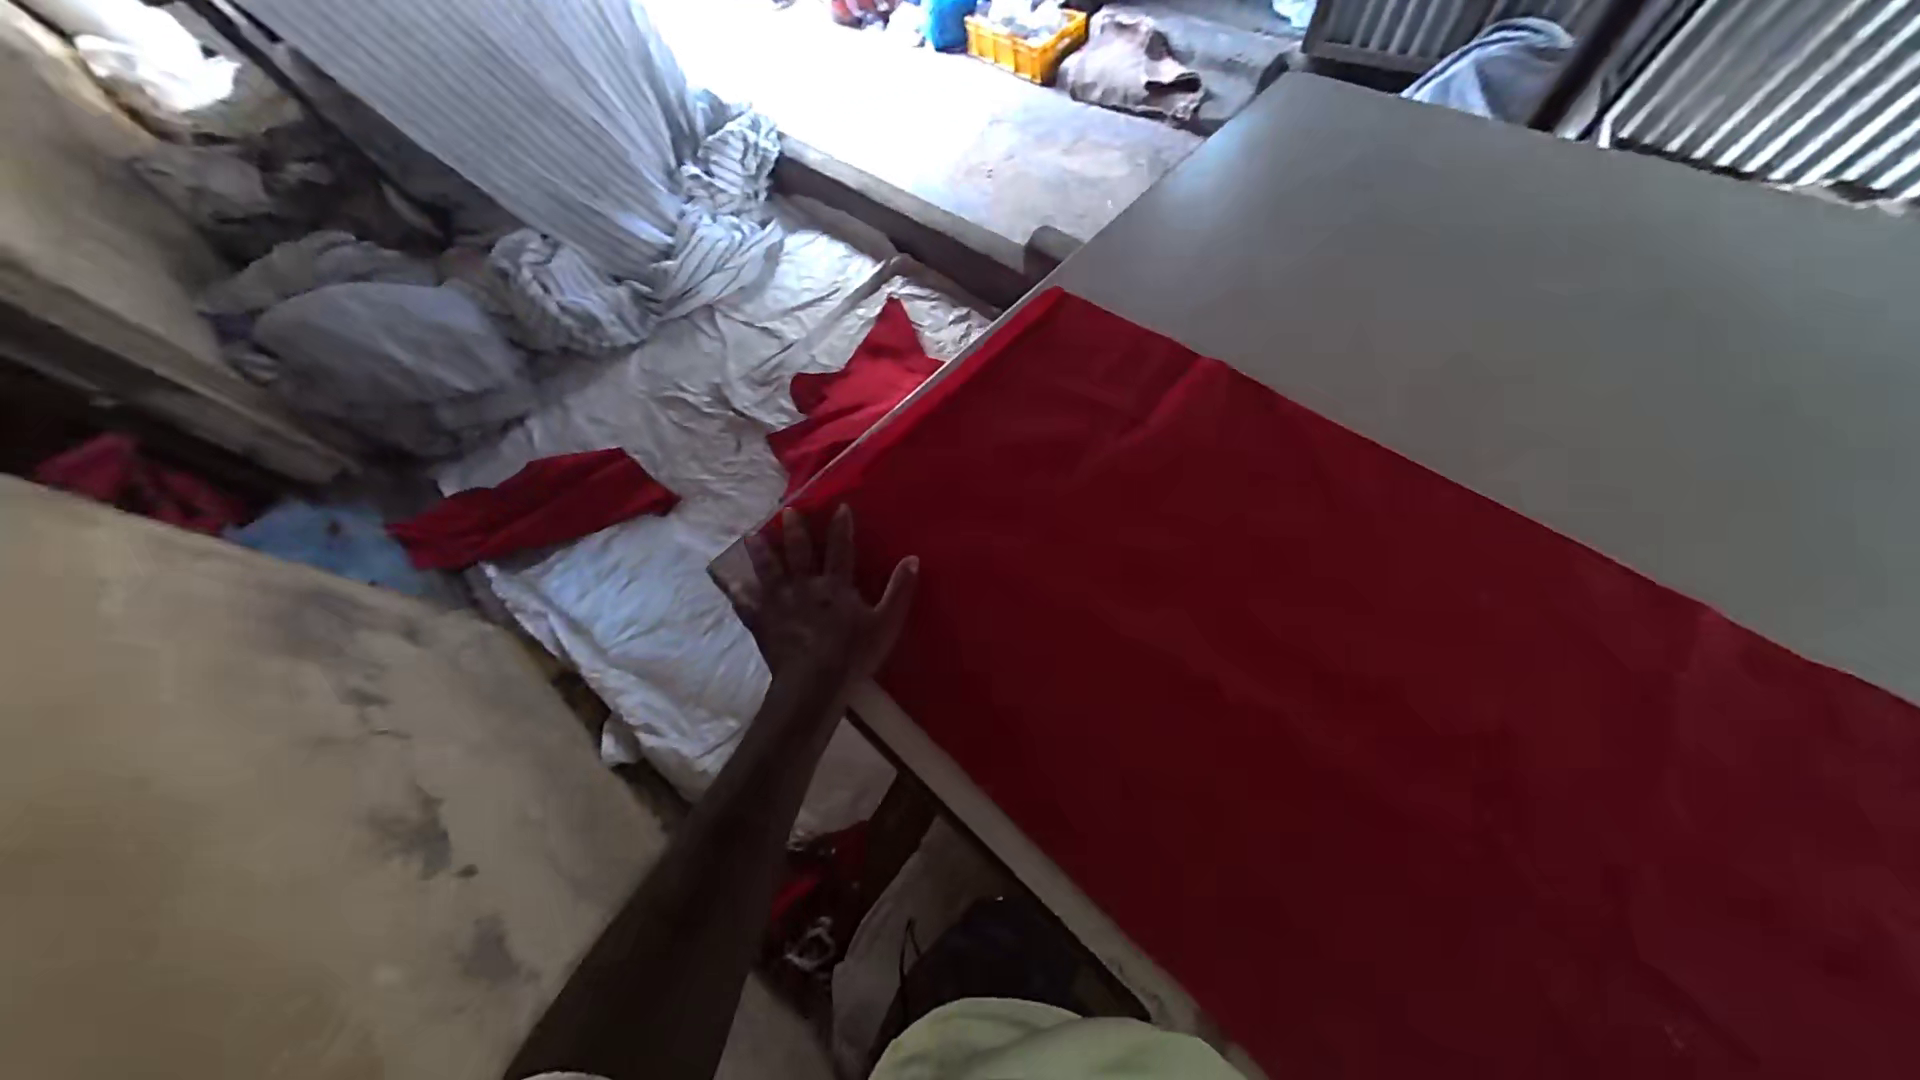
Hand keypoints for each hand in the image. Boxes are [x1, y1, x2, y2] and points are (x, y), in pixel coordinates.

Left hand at [719, 505, 917, 686]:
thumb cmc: (853, 654)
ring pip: (768, 570)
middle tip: (787, 511)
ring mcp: (780, 602)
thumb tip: (913, 559)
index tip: (840, 506)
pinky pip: (745, 603)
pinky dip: (734, 590)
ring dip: (760, 551)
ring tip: (751, 535)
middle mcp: (805, 586)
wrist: (813, 683)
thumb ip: (899, 591)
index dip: (841, 527)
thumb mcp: (886, 623)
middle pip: (798, 552)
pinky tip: (725, 579)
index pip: (840, 549)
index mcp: (835, 586)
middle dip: (794, 530)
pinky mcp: (761, 621)